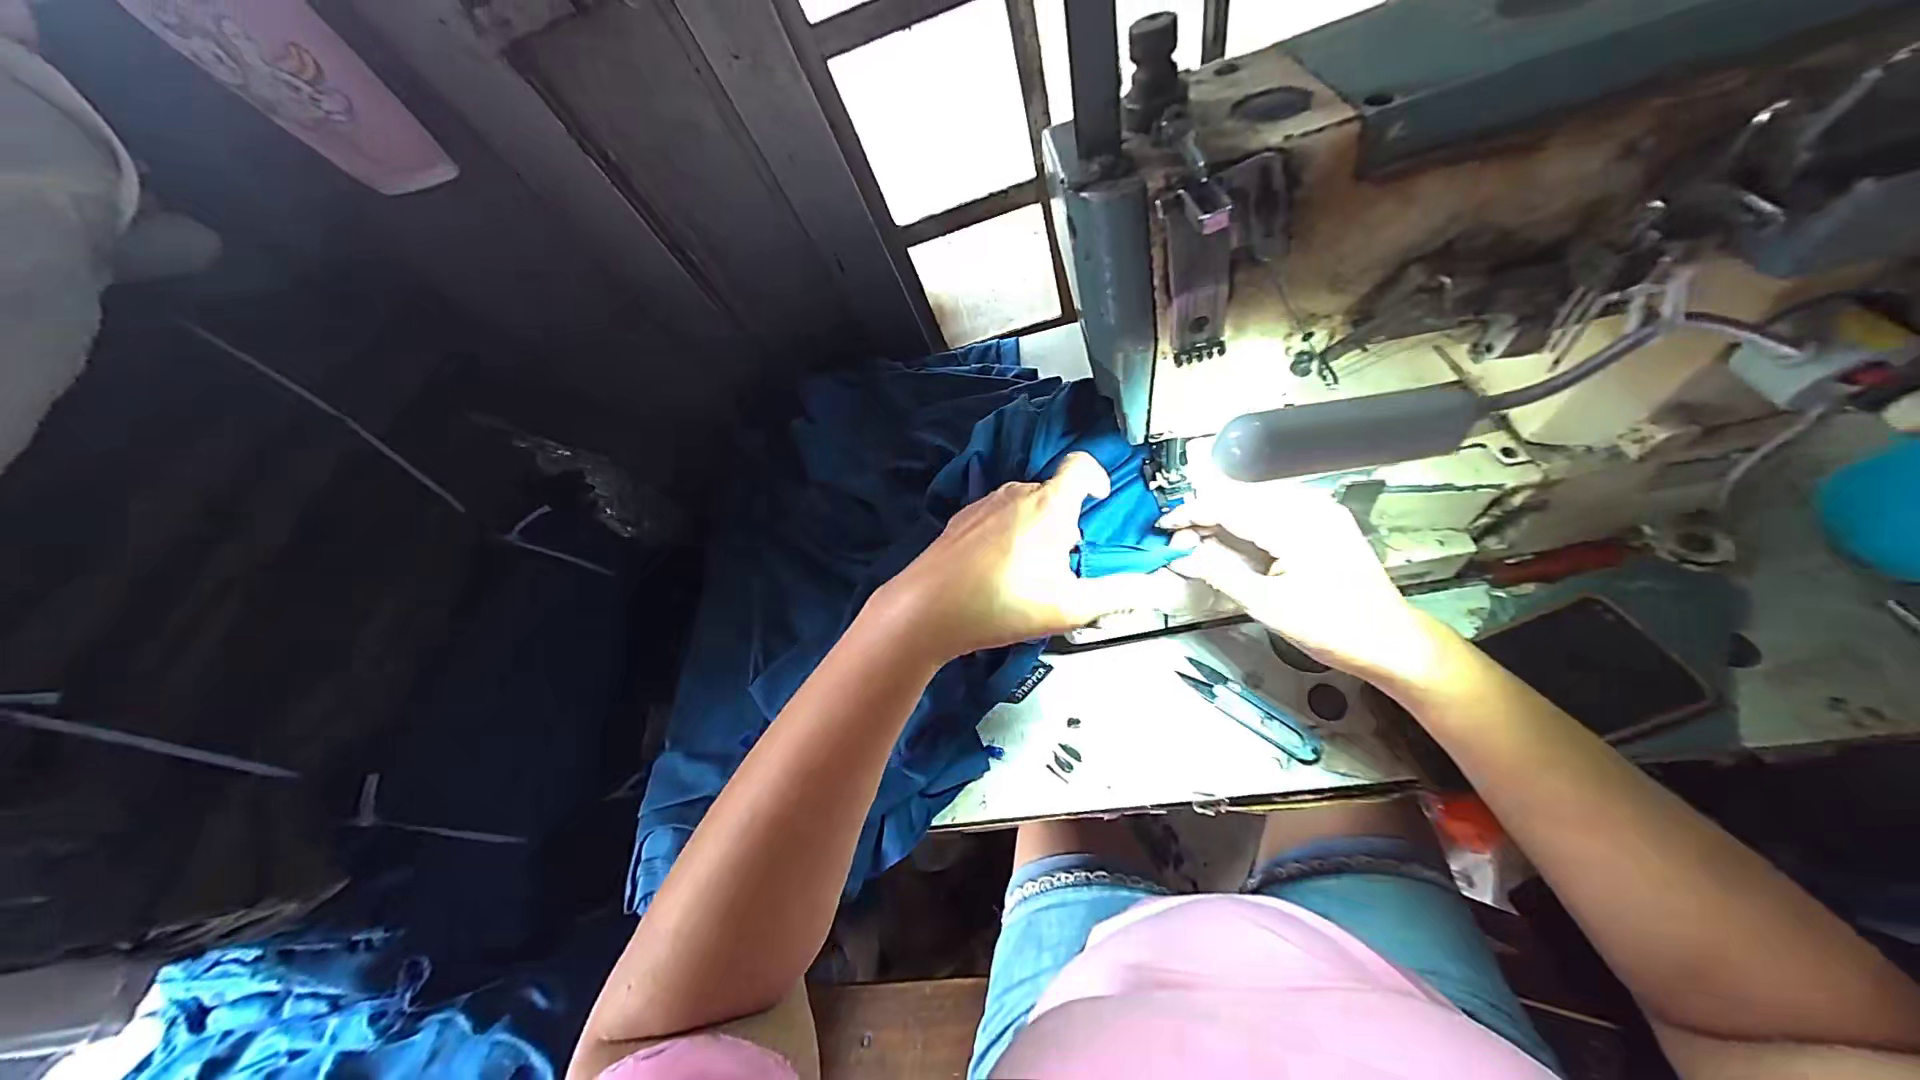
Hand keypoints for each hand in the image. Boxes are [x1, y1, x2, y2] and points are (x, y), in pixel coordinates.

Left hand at [868, 453, 1169, 663]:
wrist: (926, 609)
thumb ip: (1116, 595)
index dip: (1096, 476)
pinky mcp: (959, 519)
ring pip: (1022, 506)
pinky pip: (995, 516)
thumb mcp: (1068, 607)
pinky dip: (1005, 534)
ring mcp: (983, 504)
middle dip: (1064, 521)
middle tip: (1061, 564)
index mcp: (1049, 506)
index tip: (1098, 497)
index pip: (1081, 467)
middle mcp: (1015, 494)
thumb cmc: (1000, 604)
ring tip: (1025, 573)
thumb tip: (1151, 588)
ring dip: (1033, 528)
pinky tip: (994, 571)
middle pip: (1053, 494)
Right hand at [1160, 485, 1450, 684]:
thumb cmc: (1341, 628)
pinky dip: (1247, 527)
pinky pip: (1274, 515)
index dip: (1192, 514)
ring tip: (1201, 546)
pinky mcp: (1325, 526)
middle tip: (1180, 544)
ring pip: (1255, 506)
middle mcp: (1312, 510)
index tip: (1167, 524)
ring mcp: (1321, 515)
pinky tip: (1232, 544)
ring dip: (1224, 523)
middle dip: (1205, 520)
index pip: (1230, 506)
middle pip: (1241, 501)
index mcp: (1298, 524)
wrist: (1393, 643)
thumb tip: (1185, 557)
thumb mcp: (1267, 604)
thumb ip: (1219, 573)